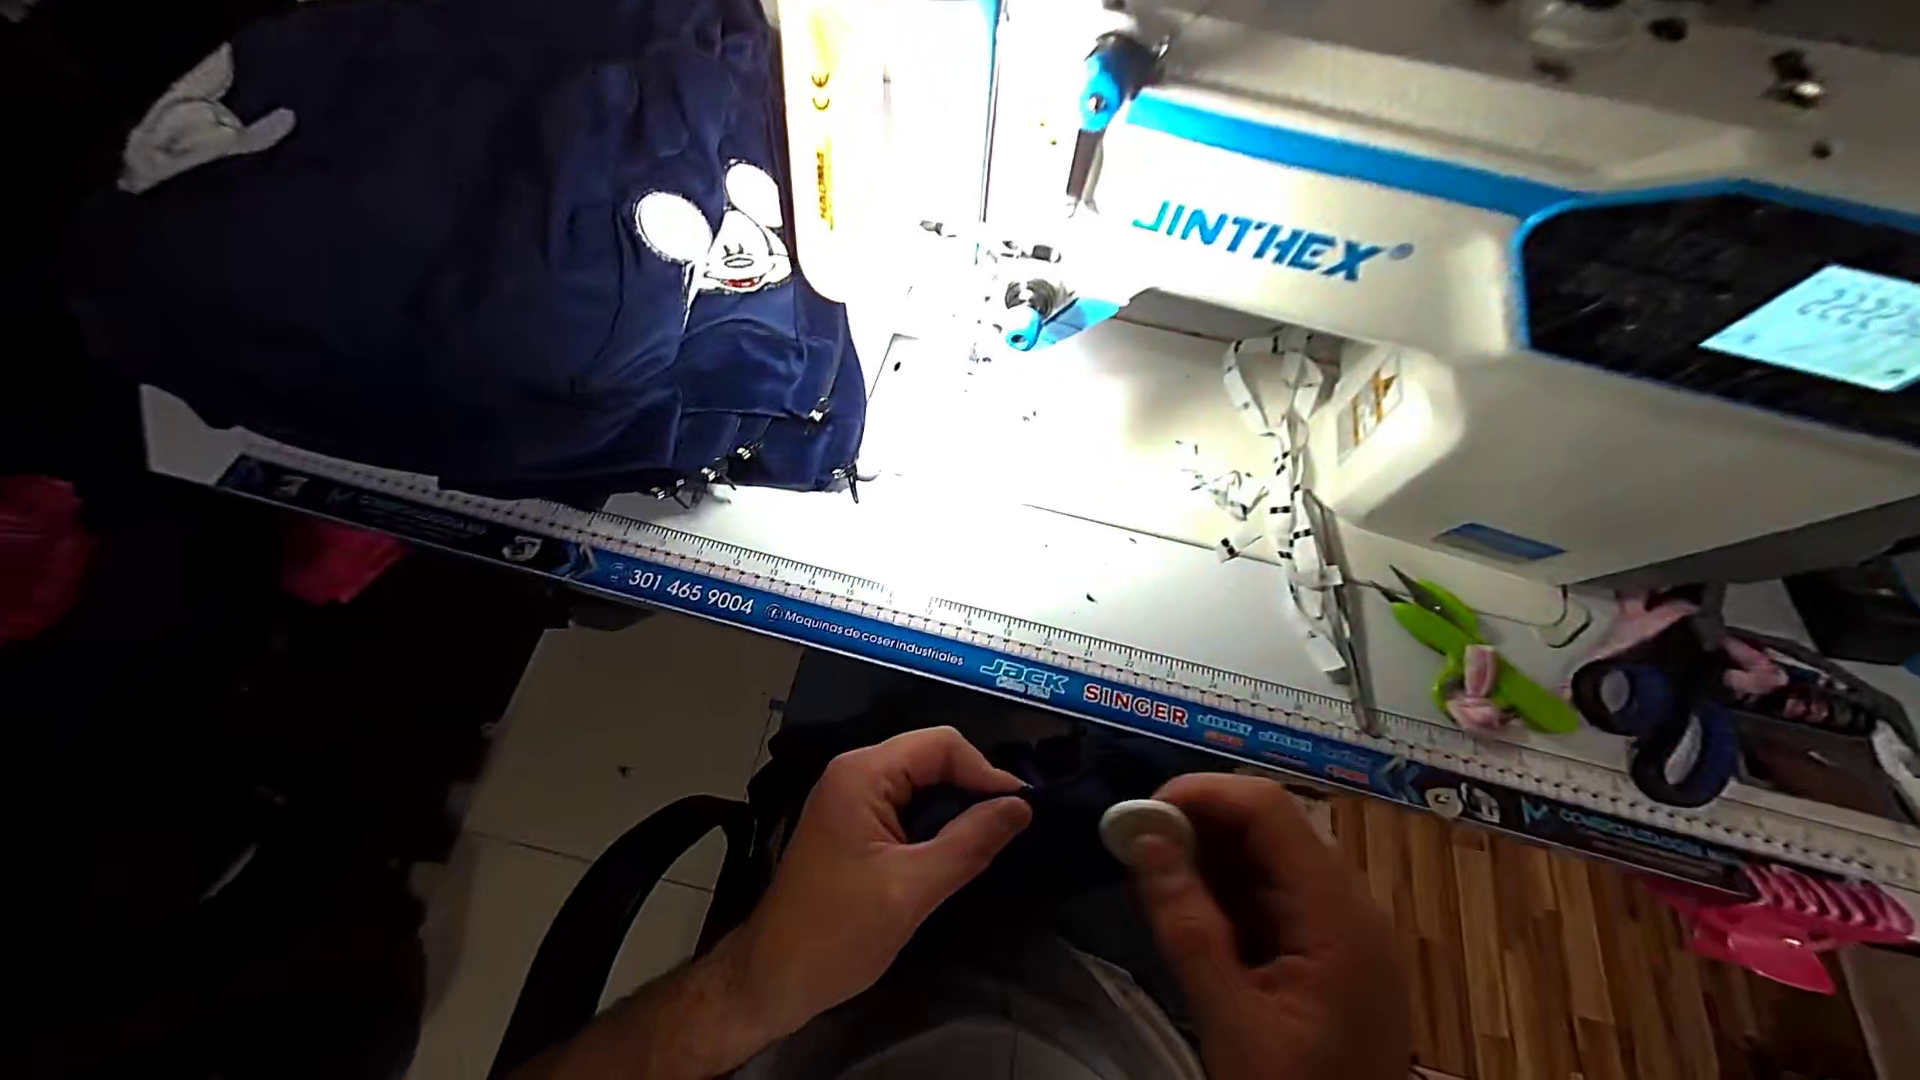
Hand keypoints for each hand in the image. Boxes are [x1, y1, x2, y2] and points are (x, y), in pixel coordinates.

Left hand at [730, 726, 1032, 1036]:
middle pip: (932, 755)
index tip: (1021, 809)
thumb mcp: (910, 890)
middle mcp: (856, 770)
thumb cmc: (836, 935)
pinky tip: (954, 845)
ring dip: (956, 804)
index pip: (941, 744)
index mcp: (863, 773)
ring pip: (922, 778)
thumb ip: (970, 843)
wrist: (769, 980)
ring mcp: (852, 792)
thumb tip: (1021, 807)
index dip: (984, 771)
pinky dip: (935, 818)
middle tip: (1009, 826)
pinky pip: (907, 800)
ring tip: (989, 837)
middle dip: (972, 786)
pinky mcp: (854, 816)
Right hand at [1130, 774, 1407, 1079]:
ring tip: (1148, 876)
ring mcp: (1333, 923)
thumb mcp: (1233, 1025)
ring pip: (1256, 849)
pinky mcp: (1315, 942)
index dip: (1202, 793)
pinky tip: (1179, 904)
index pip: (1269, 809)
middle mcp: (1345, 905)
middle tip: (1135, 846)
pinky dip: (1212, 884)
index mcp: (1340, 919)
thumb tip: (1141, 838)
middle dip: (1193, 822)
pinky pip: (1258, 885)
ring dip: (1198, 851)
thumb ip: (1186, 927)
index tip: (1142, 814)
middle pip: (1264, 822)